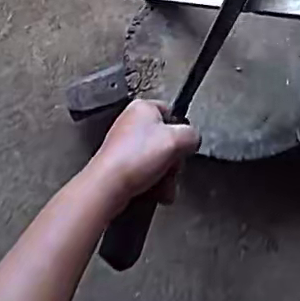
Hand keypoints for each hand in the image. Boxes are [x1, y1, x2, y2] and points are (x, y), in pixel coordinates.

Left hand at [86, 99, 200, 204]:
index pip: (172, 114)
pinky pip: (143, 172)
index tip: (182, 146)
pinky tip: (154, 193)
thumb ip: (192, 135)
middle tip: (172, 170)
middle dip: (173, 160)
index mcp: (143, 107)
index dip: (180, 132)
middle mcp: (131, 123)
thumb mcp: (177, 140)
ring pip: (156, 159)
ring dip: (165, 175)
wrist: (106, 187)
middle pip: (165, 140)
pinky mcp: (118, 166)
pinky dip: (152, 183)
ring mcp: (123, 145)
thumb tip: (192, 140)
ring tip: (163, 187)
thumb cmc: (136, 158)